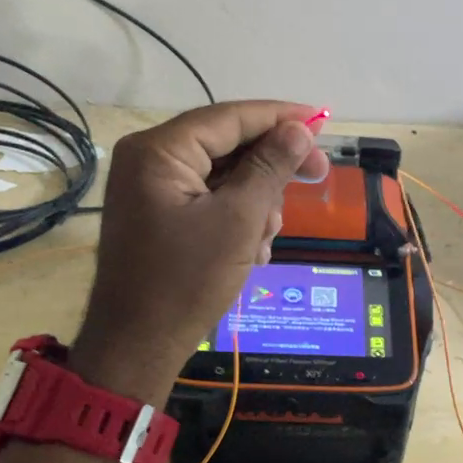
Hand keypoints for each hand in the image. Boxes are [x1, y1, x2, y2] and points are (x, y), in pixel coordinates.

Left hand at [74, 101, 330, 401]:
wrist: (138, 345)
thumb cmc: (186, 282)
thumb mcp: (238, 221)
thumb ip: (270, 168)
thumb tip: (300, 129)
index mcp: (159, 150)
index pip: (230, 117)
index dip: (281, 117)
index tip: (325, 121)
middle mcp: (149, 160)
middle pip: (226, 145)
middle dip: (270, 170)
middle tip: (317, 178)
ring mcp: (150, 190)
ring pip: (221, 176)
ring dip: (255, 203)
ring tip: (267, 239)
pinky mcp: (157, 218)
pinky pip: (206, 202)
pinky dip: (235, 220)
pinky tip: (253, 251)